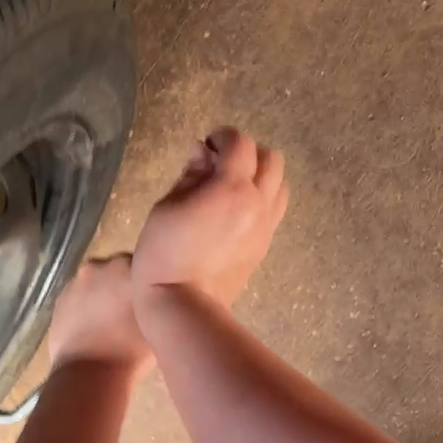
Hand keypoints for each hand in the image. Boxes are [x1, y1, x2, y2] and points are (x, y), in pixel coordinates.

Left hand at [47, 254, 151, 374]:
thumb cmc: (132, 351)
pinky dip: (83, 307)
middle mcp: (99, 265)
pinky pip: (76, 297)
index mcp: (128, 265)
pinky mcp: (58, 300)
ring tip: (107, 321)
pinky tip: (89, 327)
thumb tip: (154, 296)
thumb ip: (155, 299)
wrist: (89, 373)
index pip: (141, 263)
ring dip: (100, 294)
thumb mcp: (157, 321)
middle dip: (120, 285)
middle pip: (114, 269)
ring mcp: (74, 282)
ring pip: (93, 283)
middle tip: (126, 311)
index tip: (147, 299)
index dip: (144, 281)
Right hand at [131, 127, 288, 308]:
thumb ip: (190, 176)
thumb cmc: (164, 256)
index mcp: (231, 189)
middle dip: (246, 153)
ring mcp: (265, 227)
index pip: (240, 143)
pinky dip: (261, 200)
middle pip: (270, 158)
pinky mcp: (263, 246)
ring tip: (233, 188)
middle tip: (220, 165)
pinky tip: (236, 212)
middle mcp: (257, 203)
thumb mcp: (166, 208)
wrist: (182, 305)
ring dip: (260, 176)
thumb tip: (202, 152)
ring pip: (279, 184)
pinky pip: (274, 210)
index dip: (222, 137)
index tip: (205, 145)